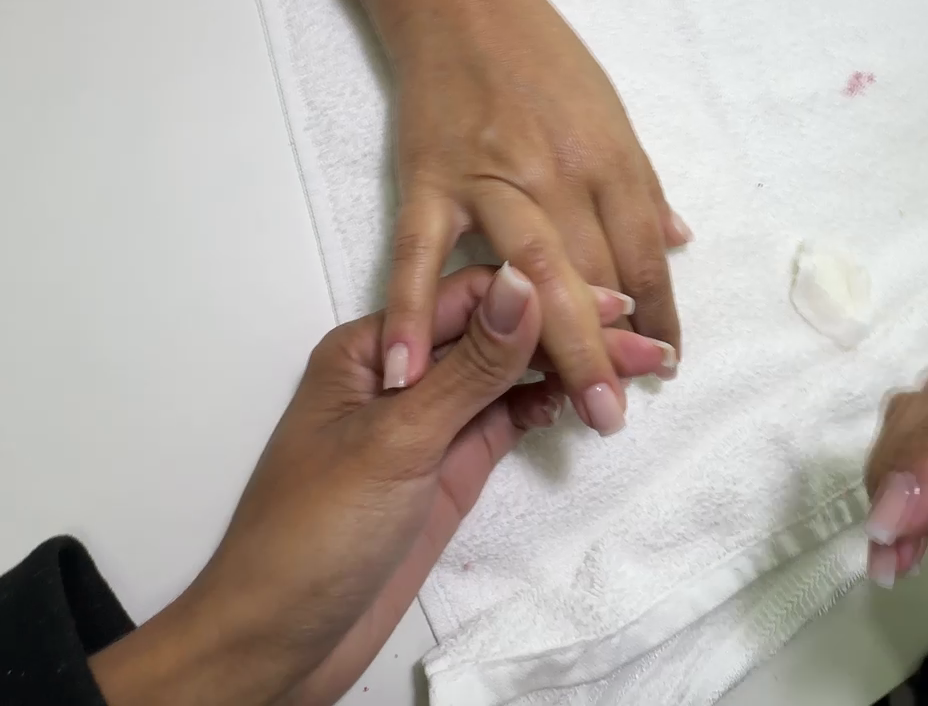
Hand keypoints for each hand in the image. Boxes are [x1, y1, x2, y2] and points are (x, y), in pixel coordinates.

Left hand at [89, 265, 673, 705]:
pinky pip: (508, 416)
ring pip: (512, 377)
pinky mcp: (453, 460)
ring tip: (639, 366)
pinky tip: (582, 396)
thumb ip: (471, 364)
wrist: (280, 648)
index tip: (613, 304)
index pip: (473, 300)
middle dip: (572, 337)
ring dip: (570, 370)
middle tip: (647, 341)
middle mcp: (408, 369)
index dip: (544, 298)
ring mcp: (434, 418)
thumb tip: (527, 279)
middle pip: (501, 338)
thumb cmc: (316, 533)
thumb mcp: (398, 440)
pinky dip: (545, 403)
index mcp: (379, 345)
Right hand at [313, 0, 688, 437]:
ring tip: (573, 415)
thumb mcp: (612, 113)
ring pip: (530, 274)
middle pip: (596, 274)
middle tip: (621, 414)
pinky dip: (414, 312)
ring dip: (555, 349)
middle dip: (615, 346)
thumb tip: (679, 240)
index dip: (660, 312)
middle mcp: (558, 174)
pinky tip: (413, 374)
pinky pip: (420, 255)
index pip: (644, 252)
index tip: (667, 359)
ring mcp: (490, 180)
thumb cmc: (546, 61)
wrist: (465, 5)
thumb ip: (644, 184)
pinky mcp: (428, 181)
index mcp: (608, 157)